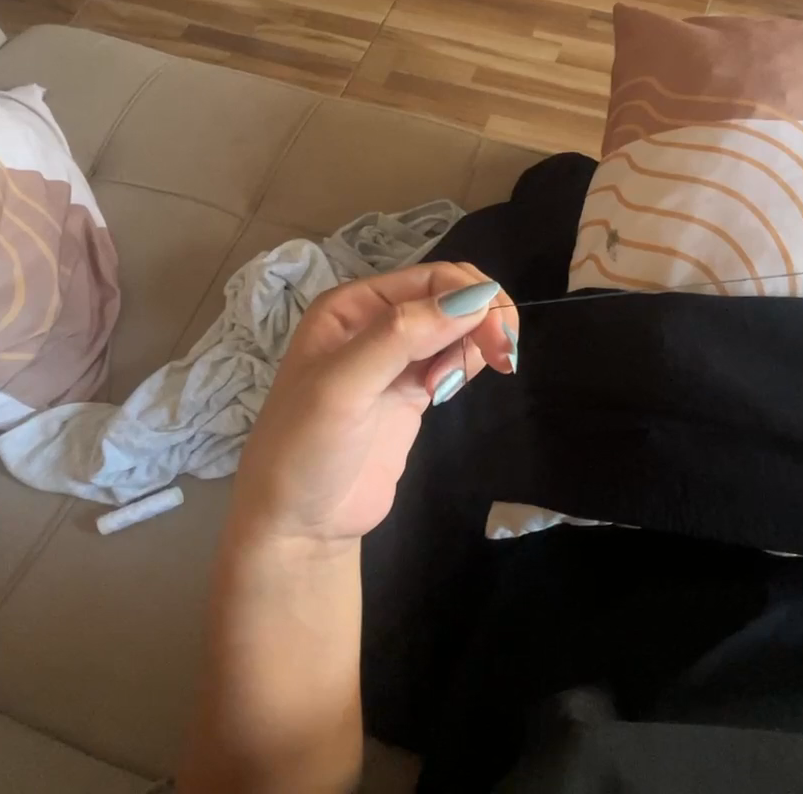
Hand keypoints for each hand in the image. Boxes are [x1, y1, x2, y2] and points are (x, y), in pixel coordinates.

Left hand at [231, 262, 518, 545]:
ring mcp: (397, 357)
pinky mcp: (413, 389)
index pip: (431, 278)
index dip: (471, 297)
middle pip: (451, 296)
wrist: (299, 525)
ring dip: (476, 342)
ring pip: (458, 325)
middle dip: (482, 316)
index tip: (497, 337)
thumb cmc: (305, 449)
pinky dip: (468, 362)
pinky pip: (455, 357)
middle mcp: (376, 322)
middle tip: (502, 355)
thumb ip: (402, 336)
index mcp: (352, 306)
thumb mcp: (342, 387)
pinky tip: (451, 389)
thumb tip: (475, 300)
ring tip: (451, 386)